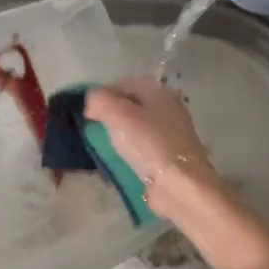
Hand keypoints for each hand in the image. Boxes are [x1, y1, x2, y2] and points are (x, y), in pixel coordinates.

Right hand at [84, 77, 224, 220]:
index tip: (89, 112)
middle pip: (132, 105)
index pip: (126, 83)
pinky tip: (119, 161)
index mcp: (159, 92)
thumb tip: (92, 102)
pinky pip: (143, 147)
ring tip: (103, 146)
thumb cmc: (148, 144)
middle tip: (94, 129)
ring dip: (119, 134)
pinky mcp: (169, 157)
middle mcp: (168, 109)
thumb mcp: (118, 115)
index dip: (104, 93)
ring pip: (137, 127)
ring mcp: (171, 134)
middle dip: (111, 114)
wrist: (179, 185)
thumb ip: (100, 100)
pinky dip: (129, 151)